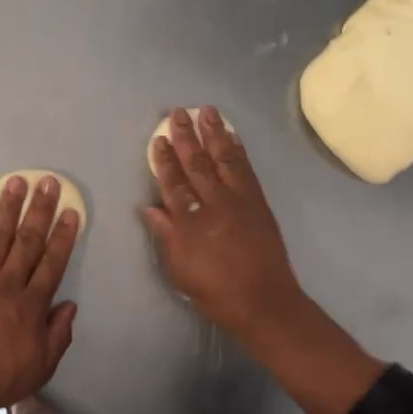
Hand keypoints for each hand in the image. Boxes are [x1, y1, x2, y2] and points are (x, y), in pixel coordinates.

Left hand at [0, 175, 80, 413]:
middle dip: (40, 210)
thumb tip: (70, 306)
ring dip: (8, 207)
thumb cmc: (2, 377)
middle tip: (49, 182)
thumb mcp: (43, 365)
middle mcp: (9, 284)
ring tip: (16, 181)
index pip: (53, 262)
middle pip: (28, 240)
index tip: (72, 212)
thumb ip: (58, 334)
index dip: (64, 236)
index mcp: (33, 304)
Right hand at [142, 106, 386, 413]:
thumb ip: (165, 235)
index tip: (159, 139)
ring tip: (206, 111)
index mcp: (189, 222)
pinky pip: (246, 169)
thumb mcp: (179, 269)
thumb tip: (149, 207)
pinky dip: (237, 150)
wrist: (264, 302)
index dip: (164, 159)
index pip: (172, 182)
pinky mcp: (258, 202)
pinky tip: (231, 137)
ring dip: (214, 134)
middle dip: (186, 137)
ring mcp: (239, 200)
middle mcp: (214, 204)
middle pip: (196, 163)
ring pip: (223, 159)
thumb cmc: (215, 291)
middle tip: (177, 112)